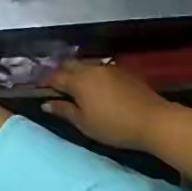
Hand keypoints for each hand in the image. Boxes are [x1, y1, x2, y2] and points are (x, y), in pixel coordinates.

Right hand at [42, 61, 174, 151]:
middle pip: (70, 65)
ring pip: (87, 64)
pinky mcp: (124, 71)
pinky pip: (102, 68)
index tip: (39, 86)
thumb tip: (46, 104)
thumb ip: (64, 111)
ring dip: (78, 71)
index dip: (45, 81)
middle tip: (56, 84)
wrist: (153, 120)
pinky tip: (98, 85)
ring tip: (76, 85)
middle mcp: (92, 68)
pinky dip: (94, 74)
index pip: (55, 76)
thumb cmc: (114, 126)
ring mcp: (109, 67)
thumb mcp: (85, 124)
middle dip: (61, 72)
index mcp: (78, 81)